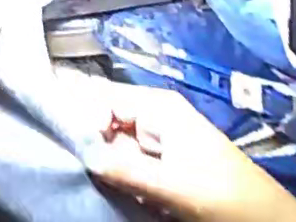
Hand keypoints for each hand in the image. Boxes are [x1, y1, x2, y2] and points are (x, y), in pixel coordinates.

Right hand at [89, 82, 295, 221]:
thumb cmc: (224, 198)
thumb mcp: (173, 186)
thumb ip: (126, 169)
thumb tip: (83, 154)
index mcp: (158, 107)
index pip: (106, 97)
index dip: (85, 118)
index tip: (71, 148)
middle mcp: (157, 118)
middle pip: (109, 123)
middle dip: (93, 146)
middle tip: (79, 171)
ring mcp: (162, 145)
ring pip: (118, 149)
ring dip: (107, 169)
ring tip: (96, 186)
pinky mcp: (167, 172)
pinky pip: (132, 170)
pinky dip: (122, 183)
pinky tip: (118, 198)